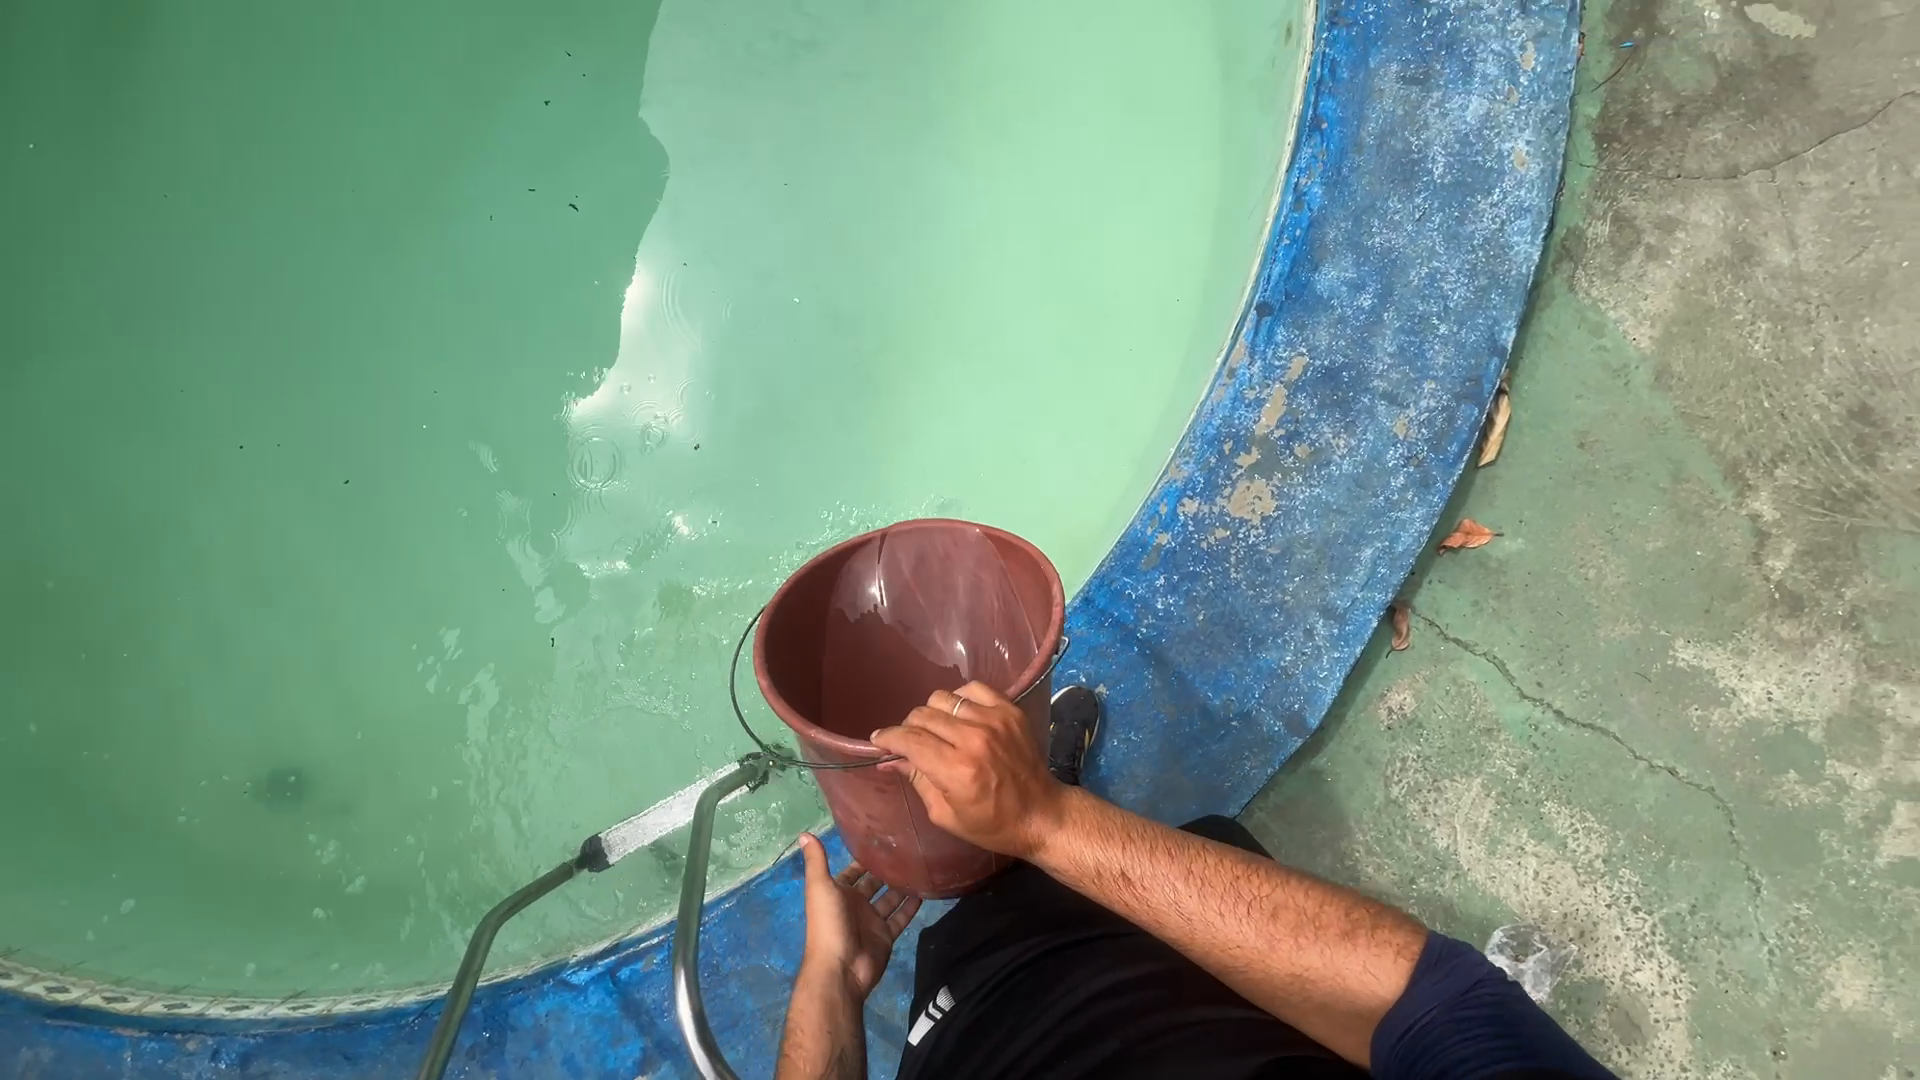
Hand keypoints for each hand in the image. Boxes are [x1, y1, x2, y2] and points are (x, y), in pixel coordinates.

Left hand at [796, 833, 920, 1001]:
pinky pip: (901, 917)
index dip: (865, 858)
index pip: (854, 871)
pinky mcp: (886, 936)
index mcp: (840, 893)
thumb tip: (804, 833)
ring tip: (921, 865)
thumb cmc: (828, 924)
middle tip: (908, 849)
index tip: (883, 840)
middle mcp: (856, 905)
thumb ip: (816, 861)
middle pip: (874, 883)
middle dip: (887, 869)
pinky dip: (911, 906)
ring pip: (890, 898)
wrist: (840, 969)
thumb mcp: (820, 887)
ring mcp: (872, 921)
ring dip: (902, 885)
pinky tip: (926, 890)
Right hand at [869, 681, 1068, 860]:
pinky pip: (972, 689)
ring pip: (943, 698)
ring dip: (932, 714)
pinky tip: (960, 715)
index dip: (888, 738)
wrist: (1042, 814)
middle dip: (907, 728)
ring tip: (937, 730)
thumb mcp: (946, 814)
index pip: (909, 740)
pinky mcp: (1009, 710)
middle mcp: (974, 739)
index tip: (879, 741)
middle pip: (922, 715)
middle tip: (910, 742)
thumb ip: (917, 780)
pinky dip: (959, 699)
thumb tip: (889, 760)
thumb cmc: (992, 824)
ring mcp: (994, 720)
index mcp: (956, 770)